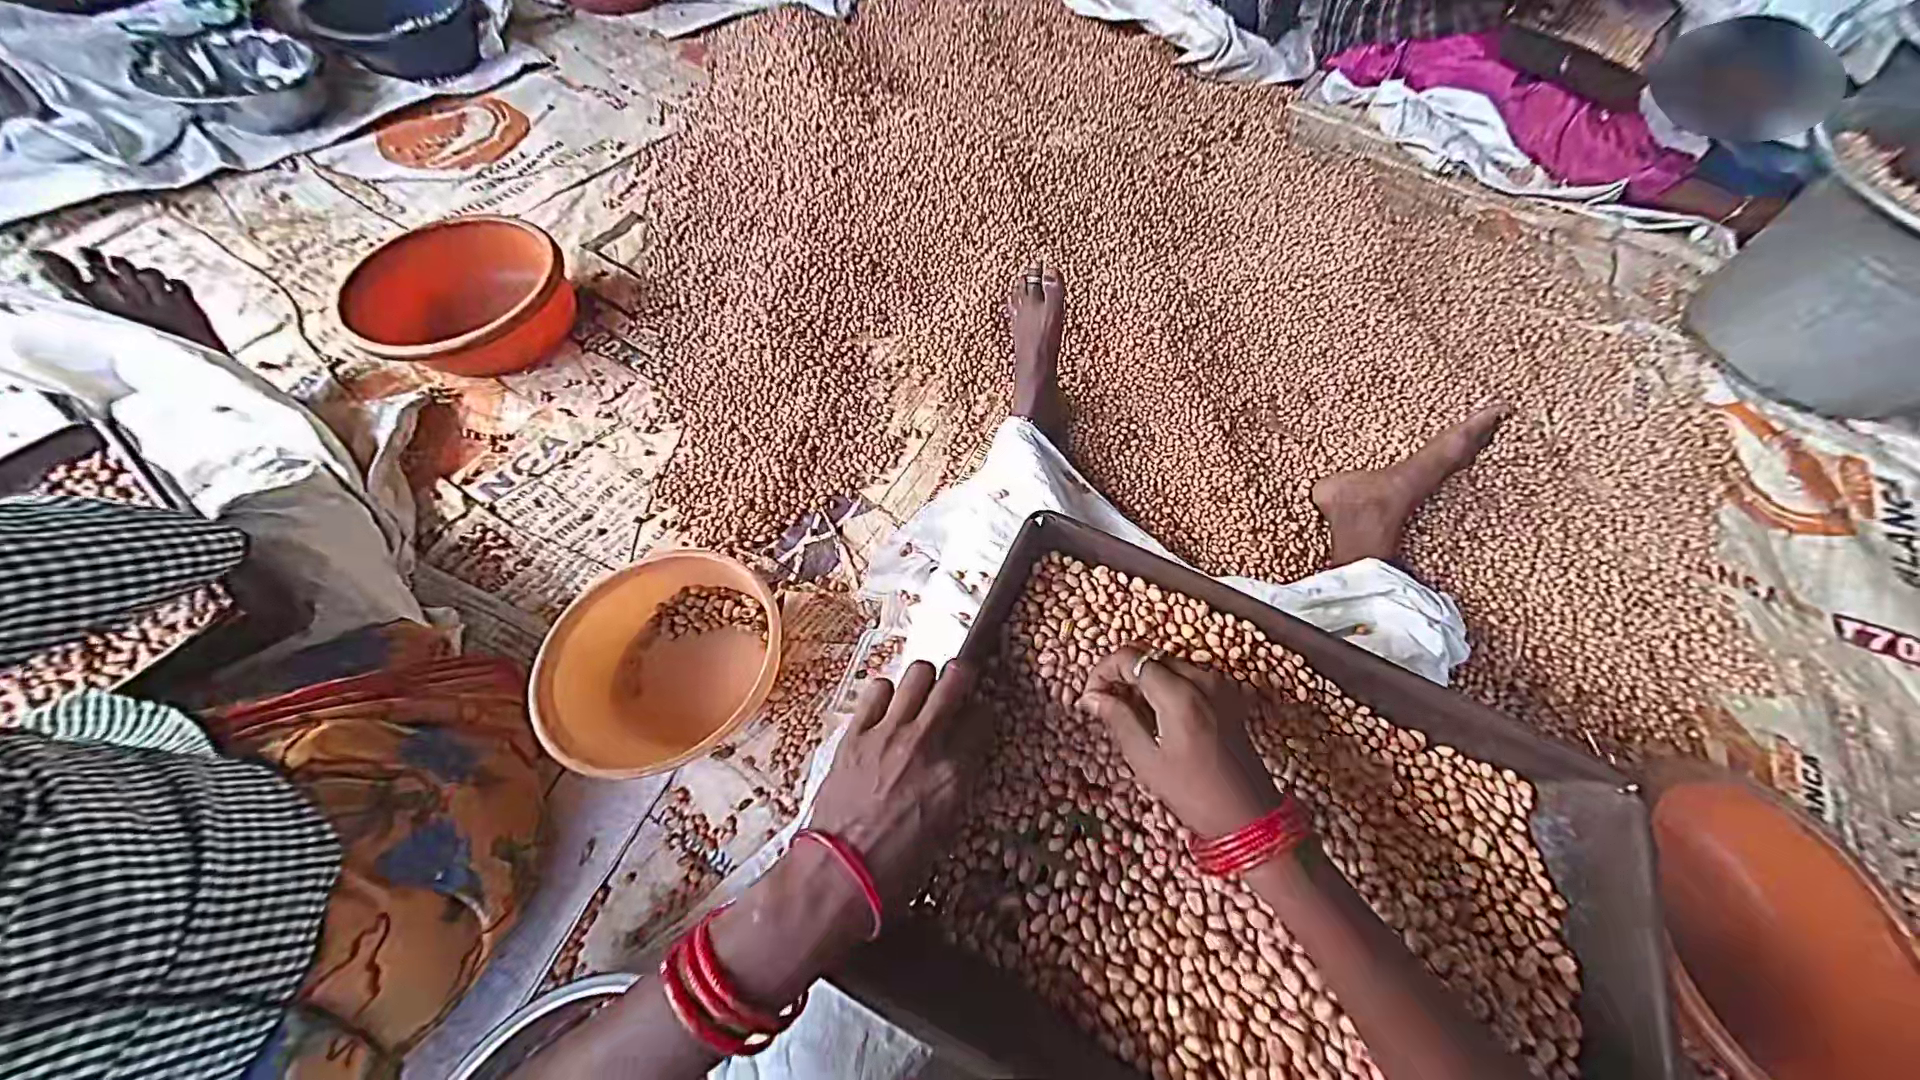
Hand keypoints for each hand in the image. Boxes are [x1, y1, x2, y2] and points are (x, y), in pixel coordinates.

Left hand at [807, 659, 987, 904]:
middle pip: (954, 681)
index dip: (982, 715)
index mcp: (953, 773)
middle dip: (962, 675)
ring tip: (921, 690)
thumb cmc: (895, 865)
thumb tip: (960, 758)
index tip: (977, 717)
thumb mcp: (945, 828)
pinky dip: (886, 693)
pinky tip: (886, 707)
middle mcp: (925, 743)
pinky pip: (877, 689)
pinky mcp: (856, 732)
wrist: (839, 872)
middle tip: (959, 679)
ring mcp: (888, 733)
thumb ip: (957, 783)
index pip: (982, 720)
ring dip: (925, 679)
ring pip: (917, 674)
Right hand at [1076, 644, 1281, 836]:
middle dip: (1120, 673)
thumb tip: (1091, 697)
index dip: (1103, 671)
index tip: (1091, 695)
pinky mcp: (1226, 694)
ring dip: (1141, 678)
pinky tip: (1155, 713)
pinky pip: (1186, 675)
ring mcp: (1218, 684)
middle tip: (1104, 703)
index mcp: (1180, 694)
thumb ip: (1118, 719)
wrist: (1250, 816)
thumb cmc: (1194, 794)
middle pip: (1148, 655)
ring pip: (1166, 663)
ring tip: (1127, 711)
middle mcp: (1202, 679)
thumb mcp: (1147, 760)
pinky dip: (1163, 684)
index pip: (1129, 657)